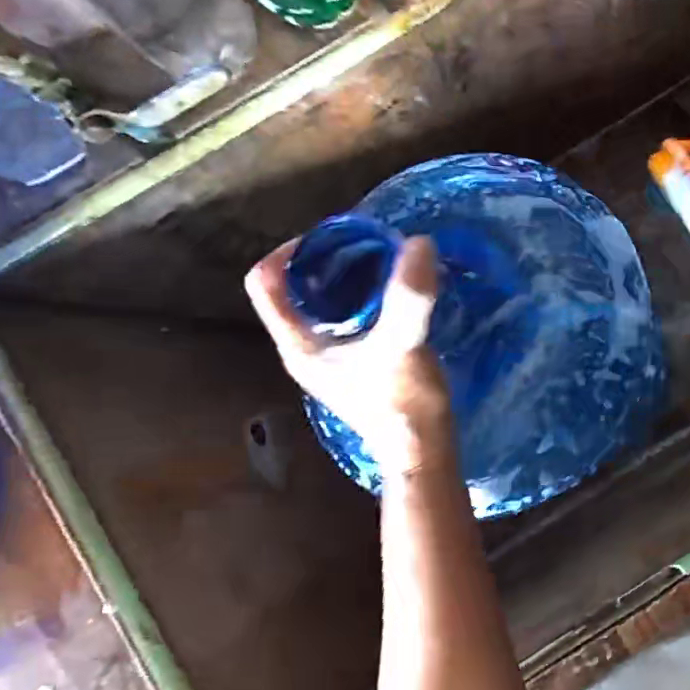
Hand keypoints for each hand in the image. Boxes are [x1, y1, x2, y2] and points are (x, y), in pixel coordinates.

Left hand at [245, 235, 453, 475]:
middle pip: (297, 285)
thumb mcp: (403, 346)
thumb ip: (408, 297)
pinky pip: (352, 315)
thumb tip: (418, 242)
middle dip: (328, 258)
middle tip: (368, 244)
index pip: (265, 281)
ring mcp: (332, 356)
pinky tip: (398, 293)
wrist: (423, 452)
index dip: (292, 250)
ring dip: (351, 275)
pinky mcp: (358, 361)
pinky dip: (370, 295)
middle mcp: (306, 347)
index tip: (336, 237)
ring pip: (326, 299)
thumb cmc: (403, 405)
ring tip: (386, 261)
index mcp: (299, 343)